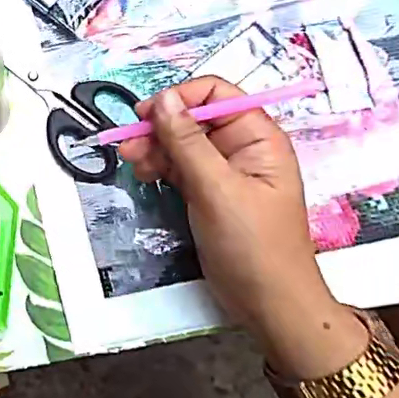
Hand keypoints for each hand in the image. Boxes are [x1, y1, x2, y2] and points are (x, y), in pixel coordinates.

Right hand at [118, 79, 351, 370]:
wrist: (268, 304)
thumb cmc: (255, 246)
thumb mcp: (217, 189)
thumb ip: (187, 142)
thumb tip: (163, 98)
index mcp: (257, 138)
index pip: (216, 94)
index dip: (181, 98)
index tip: (148, 115)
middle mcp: (240, 148)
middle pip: (192, 118)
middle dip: (160, 127)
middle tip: (130, 145)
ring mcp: (223, 171)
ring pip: (180, 142)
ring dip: (153, 147)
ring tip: (132, 163)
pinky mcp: (207, 191)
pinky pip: (177, 165)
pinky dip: (158, 166)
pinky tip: (144, 174)